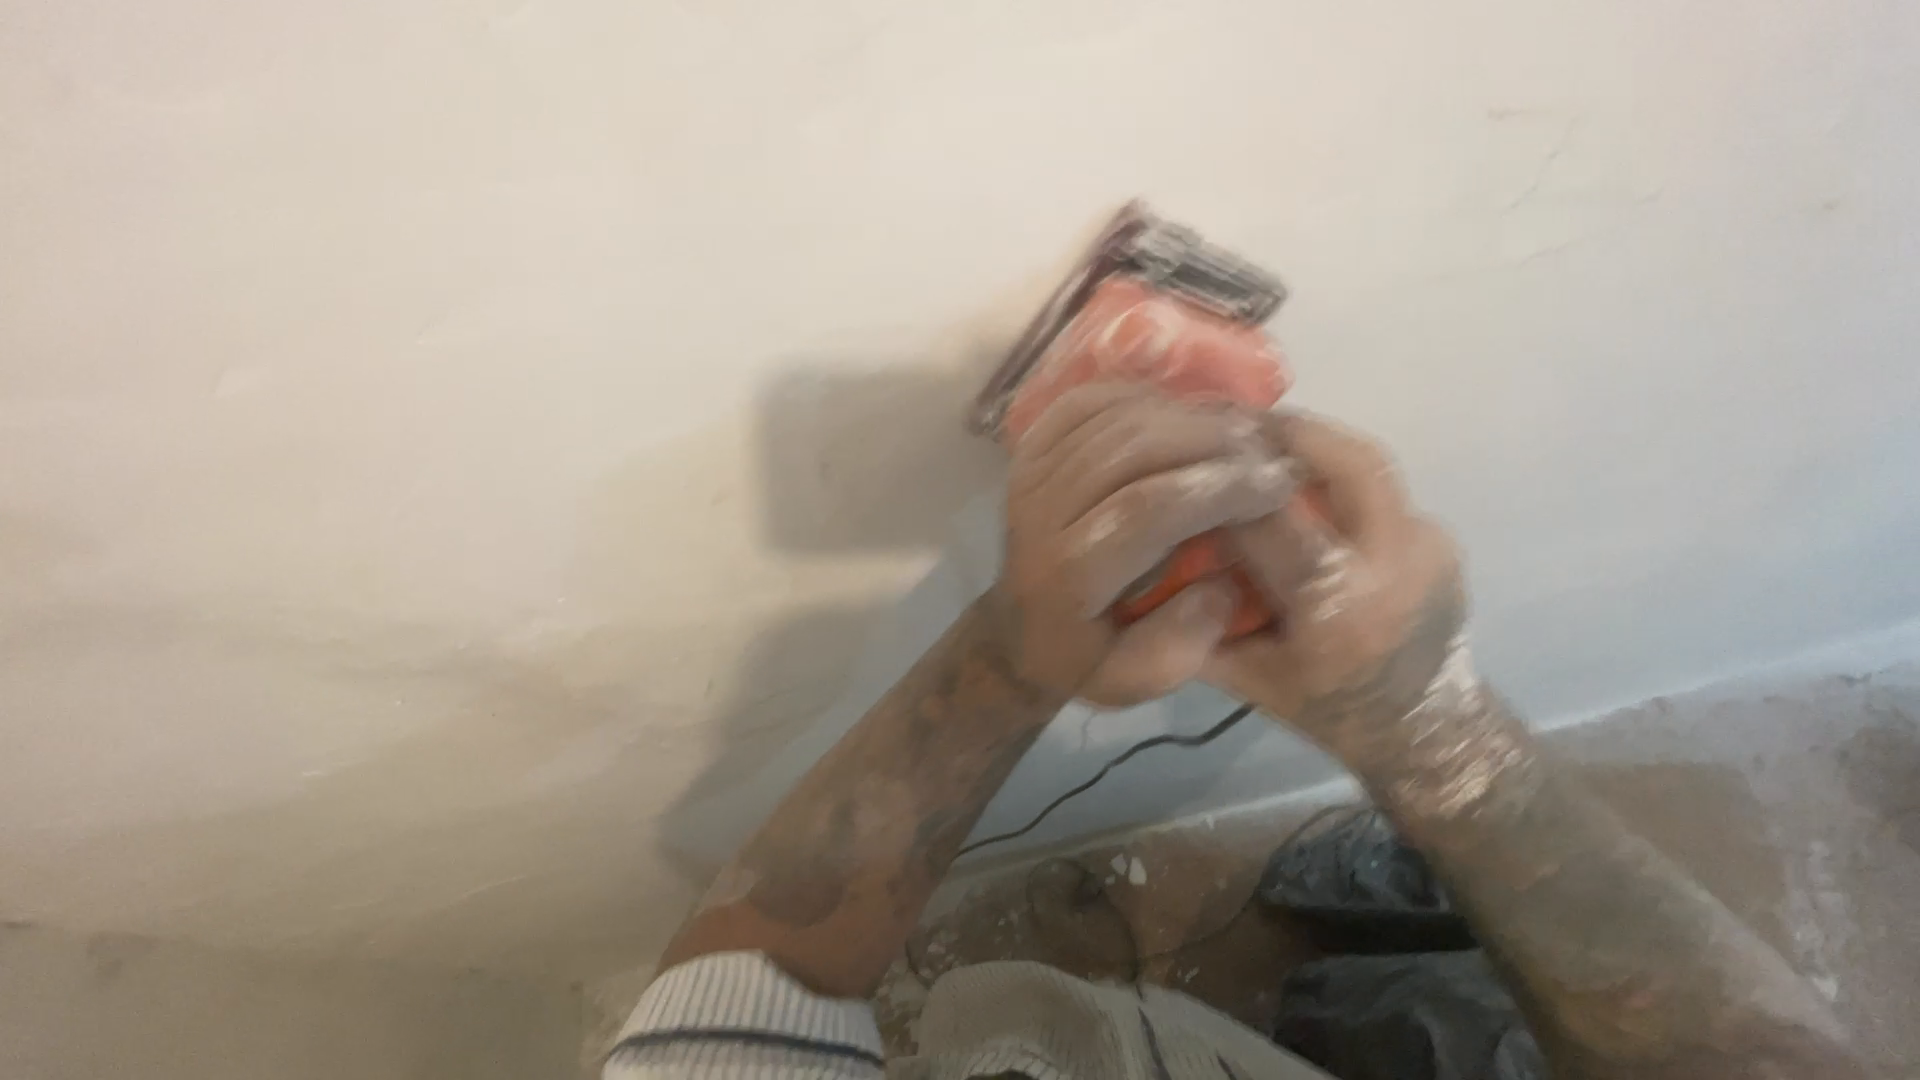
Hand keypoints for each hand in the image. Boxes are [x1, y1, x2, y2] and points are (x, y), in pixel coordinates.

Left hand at [985, 384, 1294, 705]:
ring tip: (1237, 427)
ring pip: (1111, 419)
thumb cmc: (1082, 656)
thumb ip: (1179, 647)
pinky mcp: (1028, 453)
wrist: (1016, 630)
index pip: (1146, 510)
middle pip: (1130, 449)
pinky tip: (1180, 411)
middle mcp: (1040, 514)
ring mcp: (1029, 476)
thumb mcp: (1130, 682)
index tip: (1278, 484)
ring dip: (1183, 413)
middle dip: (1211, 440)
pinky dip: (1137, 396)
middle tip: (1269, 447)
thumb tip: (1223, 586)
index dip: (1219, 488)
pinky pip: (1083, 403)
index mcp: (1066, 575)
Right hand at [1205, 410, 1469, 765]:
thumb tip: (1149, 566)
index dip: (1226, 484)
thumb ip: (1198, 626)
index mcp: (1336, 610)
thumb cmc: (1324, 708)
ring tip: (1262, 439)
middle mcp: (1394, 567)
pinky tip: (1300, 486)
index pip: (1270, 522)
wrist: (1427, 731)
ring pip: (1371, 462)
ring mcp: (1430, 547)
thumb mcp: (1244, 678)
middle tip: (1233, 418)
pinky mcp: (1443, 539)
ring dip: (1314, 442)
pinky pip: (1379, 489)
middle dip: (1289, 431)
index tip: (1186, 457)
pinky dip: (1335, 476)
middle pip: (1350, 464)